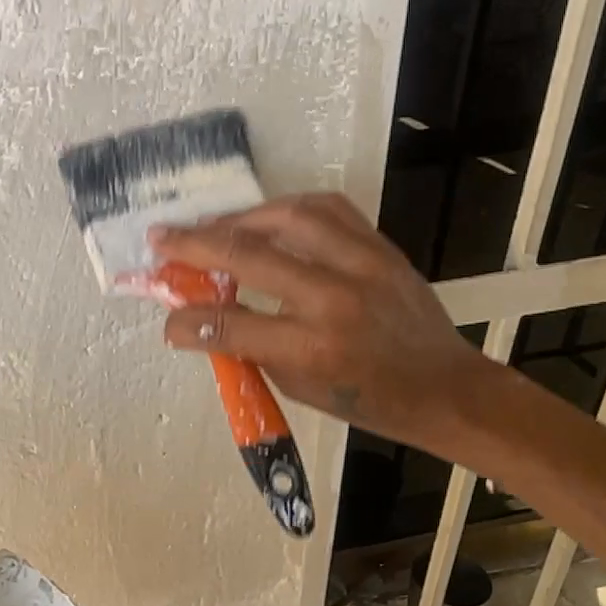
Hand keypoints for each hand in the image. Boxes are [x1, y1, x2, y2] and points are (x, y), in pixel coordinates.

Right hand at [152, 192, 494, 450]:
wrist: (443, 386)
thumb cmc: (364, 397)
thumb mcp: (296, 385)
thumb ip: (248, 344)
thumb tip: (199, 313)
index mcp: (312, 348)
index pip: (230, 324)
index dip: (188, 322)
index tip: (167, 321)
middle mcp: (334, 298)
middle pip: (249, 255)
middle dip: (194, 245)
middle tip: (161, 239)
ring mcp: (362, 264)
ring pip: (287, 216)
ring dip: (238, 218)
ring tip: (211, 226)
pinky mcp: (379, 246)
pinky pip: (325, 208)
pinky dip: (286, 208)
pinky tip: (264, 217)